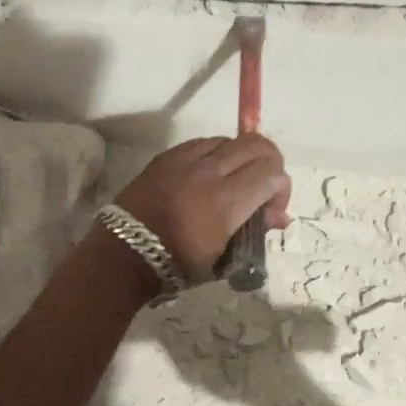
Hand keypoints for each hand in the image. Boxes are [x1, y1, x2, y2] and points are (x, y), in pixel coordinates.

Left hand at [111, 134, 291, 283]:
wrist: (124, 254)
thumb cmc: (177, 264)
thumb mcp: (223, 258)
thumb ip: (254, 231)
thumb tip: (281, 217)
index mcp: (227, 201)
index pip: (272, 173)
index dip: (282, 188)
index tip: (272, 208)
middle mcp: (210, 172)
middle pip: (256, 145)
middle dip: (270, 163)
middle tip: (263, 186)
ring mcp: (186, 159)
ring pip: (230, 140)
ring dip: (241, 157)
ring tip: (234, 180)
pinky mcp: (167, 156)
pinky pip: (203, 142)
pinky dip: (216, 153)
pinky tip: (210, 173)